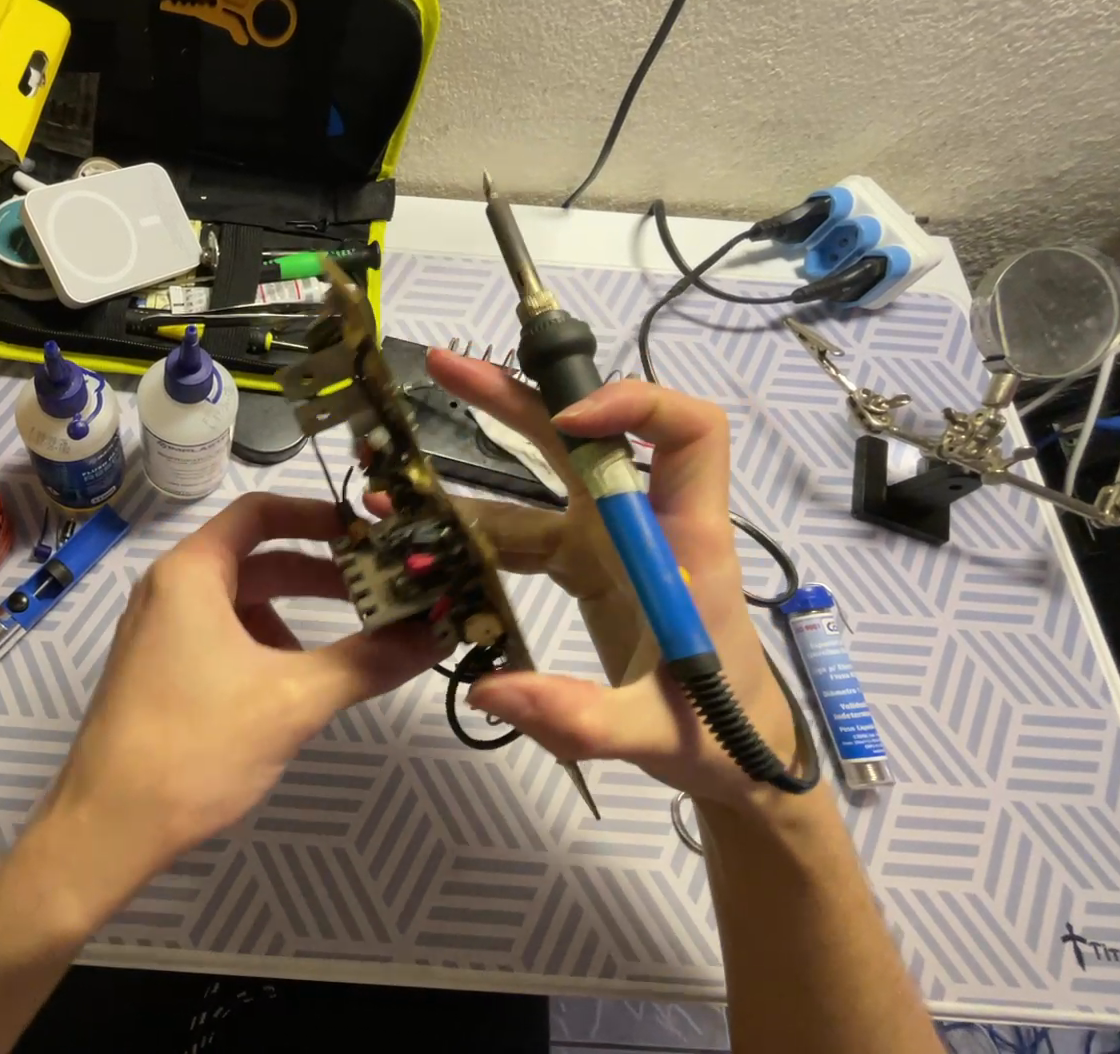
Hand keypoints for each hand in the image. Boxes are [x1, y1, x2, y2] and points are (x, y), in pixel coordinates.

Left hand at [41, 493, 443, 879]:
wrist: (109, 825)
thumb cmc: (197, 744)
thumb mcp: (293, 700)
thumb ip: (367, 662)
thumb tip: (436, 635)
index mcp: (191, 573)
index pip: (259, 513)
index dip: (316, 515)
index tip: (367, 534)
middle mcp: (169, 589)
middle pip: (255, 560)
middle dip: (318, 576)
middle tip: (378, 596)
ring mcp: (159, 631)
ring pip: (241, 604)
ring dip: (292, 618)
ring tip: (339, 656)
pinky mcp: (159, 669)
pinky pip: (221, 638)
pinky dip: (263, 648)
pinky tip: (290, 690)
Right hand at [423, 351, 800, 814]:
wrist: (724, 749)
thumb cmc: (712, 730)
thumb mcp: (650, 733)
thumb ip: (579, 717)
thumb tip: (486, 687)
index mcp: (681, 541)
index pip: (688, 435)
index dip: (633, 407)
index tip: (568, 422)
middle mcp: (641, 523)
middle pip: (583, 436)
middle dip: (514, 398)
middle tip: (443, 369)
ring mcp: (606, 540)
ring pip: (539, 482)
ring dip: (468, 475)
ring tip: (394, 479)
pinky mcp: (581, 561)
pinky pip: (519, 531)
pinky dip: (471, 530)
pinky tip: (424, 537)